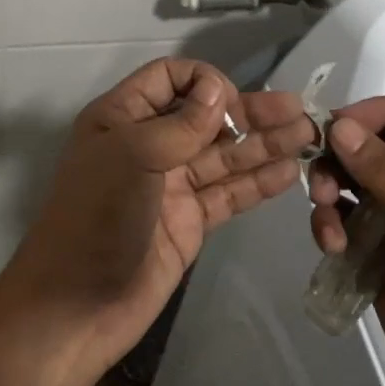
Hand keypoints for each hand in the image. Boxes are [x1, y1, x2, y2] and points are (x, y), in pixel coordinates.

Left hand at [0, 58, 316, 385]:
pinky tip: (290, 171)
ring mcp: (171, 184)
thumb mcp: (130, 157)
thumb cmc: (95, 217)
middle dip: (249, 111)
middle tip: (299, 111)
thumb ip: (178, 124)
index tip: (230, 99)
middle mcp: (149, 143)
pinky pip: (228, 193)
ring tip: (309, 136)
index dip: (203, 81)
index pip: (169, 78)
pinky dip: (258, 181)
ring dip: (264, 144)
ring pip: (224, 155)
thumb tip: (217, 90)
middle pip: (205, 116)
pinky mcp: (189, 222)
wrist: (76, 306)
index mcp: (123, 116)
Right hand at [308, 97, 384, 385]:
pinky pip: (345, 220)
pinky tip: (332, 245)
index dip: (381, 113)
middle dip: (346, 154)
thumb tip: (338, 123)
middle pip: (379, 145)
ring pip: (355, 180)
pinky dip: (331, 224)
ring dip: (332, 188)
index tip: (342, 124)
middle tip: (324, 175)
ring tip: (325, 213)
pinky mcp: (379, 254)